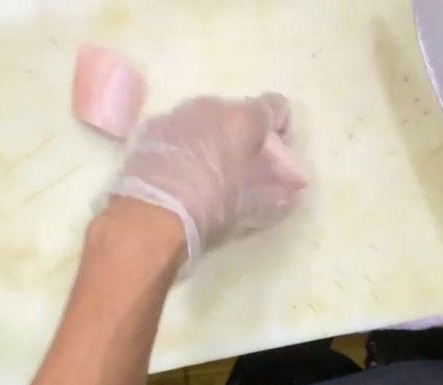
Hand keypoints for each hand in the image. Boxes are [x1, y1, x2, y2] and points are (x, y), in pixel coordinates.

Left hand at [111, 94, 308, 267]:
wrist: (149, 219)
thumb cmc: (209, 210)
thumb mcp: (249, 209)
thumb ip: (276, 196)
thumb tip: (292, 193)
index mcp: (242, 120)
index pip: (276, 108)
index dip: (282, 132)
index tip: (278, 161)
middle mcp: (210, 106)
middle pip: (239, 116)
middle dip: (248, 142)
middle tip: (247, 175)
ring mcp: (176, 115)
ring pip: (207, 122)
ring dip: (216, 143)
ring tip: (212, 178)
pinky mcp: (150, 132)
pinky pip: (179, 133)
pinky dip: (188, 149)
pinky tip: (183, 177)